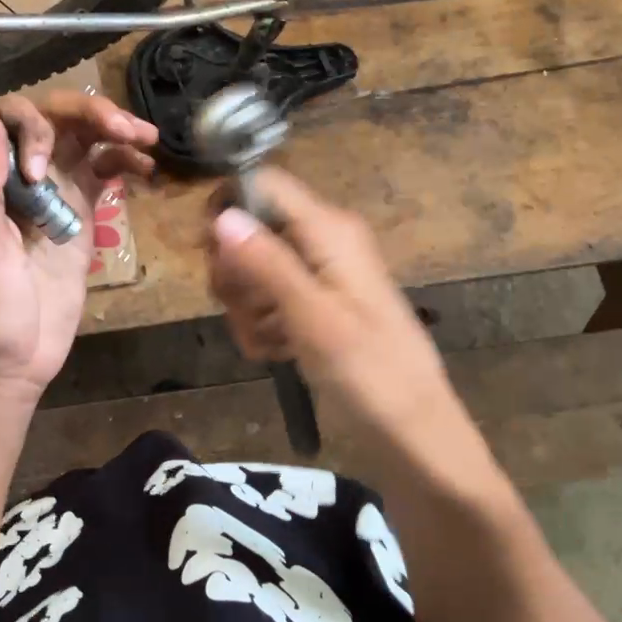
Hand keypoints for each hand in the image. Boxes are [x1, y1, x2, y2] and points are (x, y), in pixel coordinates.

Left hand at [0, 92, 157, 398]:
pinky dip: (124, 161)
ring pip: (83, 140)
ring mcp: (51, 192)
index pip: (9, 119)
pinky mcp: (79, 214)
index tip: (39, 173)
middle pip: (53, 119)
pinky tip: (145, 165)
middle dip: (89, 114)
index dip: (32, 130)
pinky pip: (103, 173)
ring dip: (113, 128)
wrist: (10, 362)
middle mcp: (15, 174)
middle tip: (123, 127)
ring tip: (146, 136)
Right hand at [207, 168, 491, 482]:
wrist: (414, 437)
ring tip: (266, 342)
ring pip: (250, 268)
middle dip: (233, 272)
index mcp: (328, 230)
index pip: (262, 184)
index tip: (207, 251)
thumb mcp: (312, 317)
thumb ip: (266, 263)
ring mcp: (316, 274)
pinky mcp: (311, 303)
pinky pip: (265, 298)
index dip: (227, 207)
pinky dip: (259, 324)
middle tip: (243, 311)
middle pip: (248, 229)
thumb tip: (221, 215)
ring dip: (244, 306)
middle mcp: (320, 241)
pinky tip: (274, 352)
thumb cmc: (371, 375)